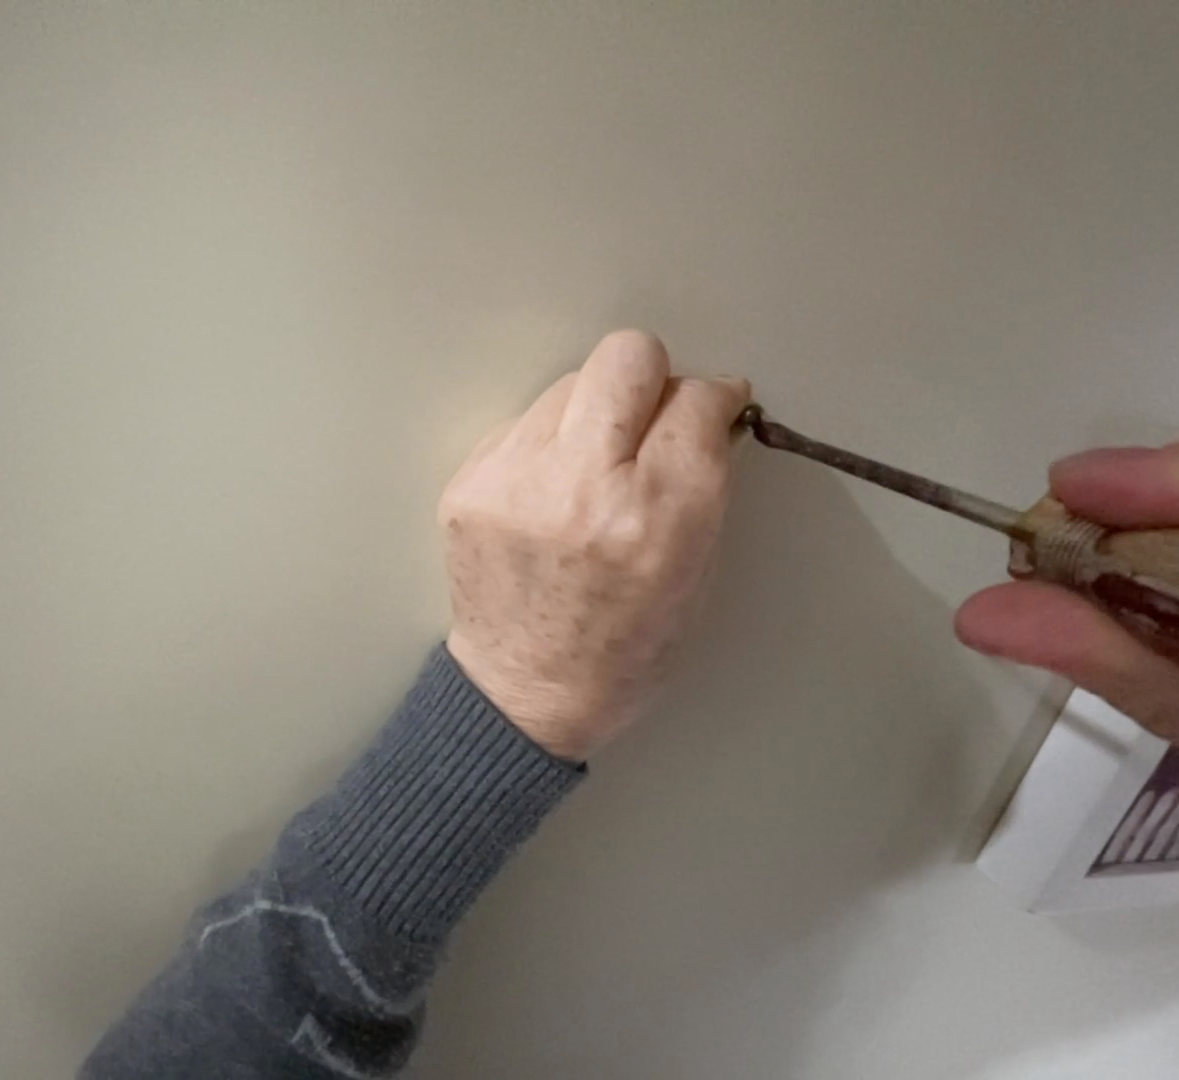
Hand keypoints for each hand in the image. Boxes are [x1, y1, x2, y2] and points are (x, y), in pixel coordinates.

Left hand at [439, 330, 750, 760]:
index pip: (696, 398)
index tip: (706, 414)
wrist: (521, 693)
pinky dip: (547, 444)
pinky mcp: (467, 483)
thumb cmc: (624, 651)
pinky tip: (548, 492)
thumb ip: (703, 484)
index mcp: (654, 516)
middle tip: (648, 423)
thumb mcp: (696, 576)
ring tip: (591, 468)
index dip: (710, 400)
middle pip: (625, 356)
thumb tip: (701, 411)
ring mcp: (512, 479)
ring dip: (594, 412)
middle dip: (651, 378)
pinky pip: (523, 423)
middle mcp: (579, 485)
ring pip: (570, 382)